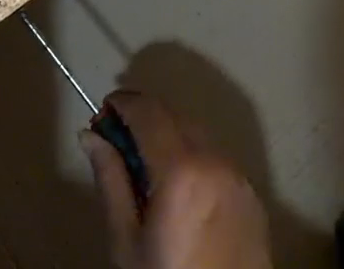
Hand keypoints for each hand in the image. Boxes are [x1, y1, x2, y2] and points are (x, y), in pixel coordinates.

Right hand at [82, 92, 272, 268]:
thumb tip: (90, 136)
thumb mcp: (126, 241)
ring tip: (145, 165)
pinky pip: (215, 157)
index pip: (147, 110)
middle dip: (142, 116)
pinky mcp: (253, 196)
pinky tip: (178, 186)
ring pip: (196, 132)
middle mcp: (214, 163)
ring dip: (167, 133)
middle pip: (173, 114)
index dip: (121, 103)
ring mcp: (238, 178)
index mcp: (180, 171)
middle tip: (116, 139)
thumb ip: (110, 180)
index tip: (102, 114)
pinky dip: (192, 155)